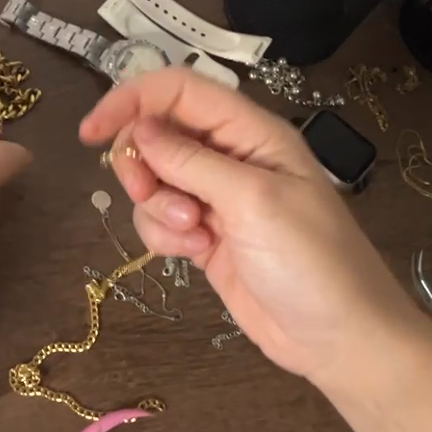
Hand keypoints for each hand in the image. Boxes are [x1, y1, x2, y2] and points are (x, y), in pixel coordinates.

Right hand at [80, 69, 418, 381]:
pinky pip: (158, 219)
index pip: (179, 90)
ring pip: (151, 179)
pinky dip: (163, 235)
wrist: (339, 340)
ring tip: (192, 234)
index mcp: (250, 132)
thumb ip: (191, 161)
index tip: (92, 132)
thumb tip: (138, 128)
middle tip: (146, 192)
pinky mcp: (202, 235)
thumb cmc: (313, 262)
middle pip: (156, 133)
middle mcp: (229, 156)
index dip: (132, 100)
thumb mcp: (253, 201)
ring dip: (156, 206)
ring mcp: (214, 197)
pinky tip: (194, 253)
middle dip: (141, 163)